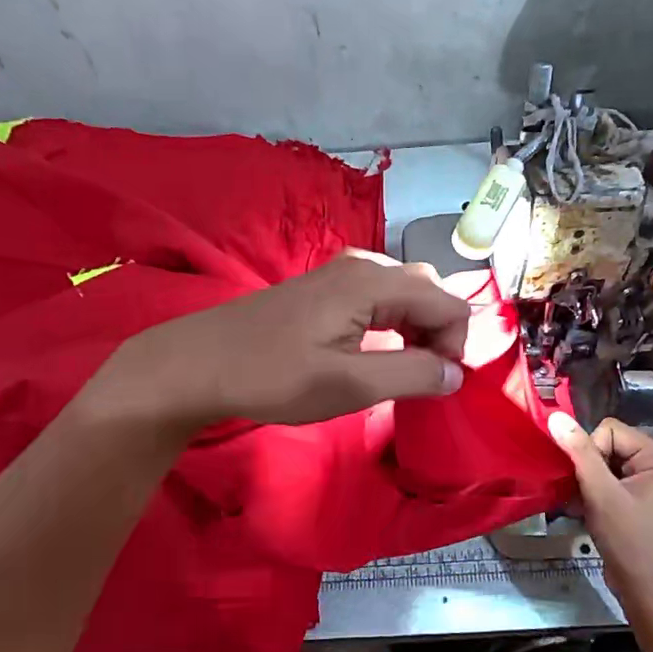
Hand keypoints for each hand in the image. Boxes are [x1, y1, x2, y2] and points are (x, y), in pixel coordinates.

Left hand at [99, 251, 468, 428]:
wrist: (197, 364)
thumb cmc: (273, 376)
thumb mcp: (349, 386)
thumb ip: (411, 375)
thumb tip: (455, 374)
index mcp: (374, 282)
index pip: (448, 302)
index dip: (455, 345)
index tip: (435, 384)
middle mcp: (363, 266)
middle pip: (428, 290)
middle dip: (438, 333)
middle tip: (421, 378)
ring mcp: (339, 273)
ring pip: (404, 293)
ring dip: (416, 329)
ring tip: (400, 370)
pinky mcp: (322, 289)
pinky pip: (378, 297)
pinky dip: (392, 324)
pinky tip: (374, 353)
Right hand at [547, 414, 652, 620]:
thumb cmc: (632, 544)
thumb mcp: (602, 496)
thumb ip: (579, 454)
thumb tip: (555, 416)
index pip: (611, 431)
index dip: (590, 452)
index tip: (588, 484)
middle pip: (609, 448)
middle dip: (588, 471)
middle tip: (582, 498)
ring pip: (606, 469)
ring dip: (588, 486)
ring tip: (582, 509)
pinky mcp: (643, 506)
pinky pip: (612, 487)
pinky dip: (595, 498)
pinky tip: (586, 516)